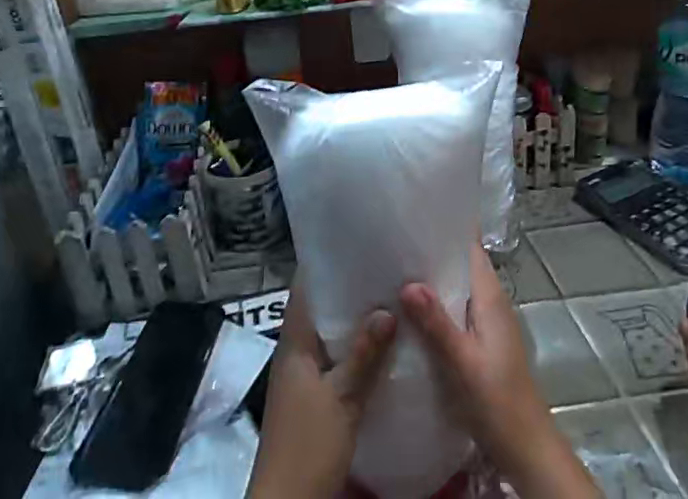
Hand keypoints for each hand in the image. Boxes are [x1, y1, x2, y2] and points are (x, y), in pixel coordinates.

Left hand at [247, 285, 396, 498]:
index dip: (326, 264)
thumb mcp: (341, 398)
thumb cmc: (309, 446)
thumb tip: (387, 308)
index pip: (305, 290)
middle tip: (386, 264)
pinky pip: (339, 358)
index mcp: (294, 345)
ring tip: (392, 294)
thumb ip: (364, 354)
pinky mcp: (317, 397)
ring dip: (356, 318)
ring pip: (332, 334)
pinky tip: (386, 343)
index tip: (357, 241)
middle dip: (350, 288)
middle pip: (321, 309)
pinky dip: (359, 346)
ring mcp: (306, 376)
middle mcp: (296, 353)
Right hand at [400, 246, 597, 497]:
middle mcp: (490, 301)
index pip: (471, 247)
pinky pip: (454, 309)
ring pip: (456, 287)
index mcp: (490, 297)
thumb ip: (437, 323)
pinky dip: (434, 303)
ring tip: (392, 265)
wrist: (524, 444)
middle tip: (393, 236)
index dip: (449, 227)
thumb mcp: (463, 361)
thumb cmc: (497, 398)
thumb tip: (409, 282)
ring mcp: (485, 321)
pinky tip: (407, 310)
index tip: (418, 209)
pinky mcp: (479, 340)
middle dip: (432, 251)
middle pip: (461, 264)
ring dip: (432, 278)